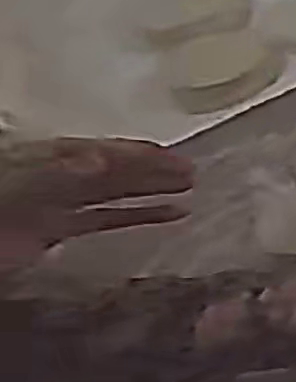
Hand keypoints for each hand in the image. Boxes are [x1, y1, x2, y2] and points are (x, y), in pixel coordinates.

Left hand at [0, 137, 192, 272]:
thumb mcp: (11, 187)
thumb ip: (51, 173)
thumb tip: (101, 160)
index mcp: (28, 165)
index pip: (83, 150)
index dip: (124, 149)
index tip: (166, 151)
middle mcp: (41, 181)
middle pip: (102, 169)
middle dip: (148, 167)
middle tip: (192, 167)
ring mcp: (49, 206)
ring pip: (111, 192)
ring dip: (152, 187)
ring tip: (192, 184)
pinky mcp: (56, 231)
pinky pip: (108, 220)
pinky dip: (144, 216)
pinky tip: (177, 213)